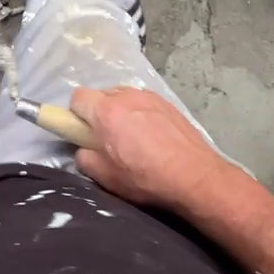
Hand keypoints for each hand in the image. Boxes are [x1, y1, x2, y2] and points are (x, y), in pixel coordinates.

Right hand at [71, 86, 232, 210]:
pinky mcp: (168, 103)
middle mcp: (126, 96)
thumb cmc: (147, 178)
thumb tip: (84, 150)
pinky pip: (143, 102)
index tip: (84, 133)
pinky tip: (153, 136)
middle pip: (100, 95)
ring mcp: (149, 97)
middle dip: (99, 113)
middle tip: (108, 139)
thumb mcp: (106, 177)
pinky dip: (140, 113)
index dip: (76, 115)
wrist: (197, 178)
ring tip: (133, 138)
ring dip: (120, 111)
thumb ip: (84, 158)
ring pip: (123, 97)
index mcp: (106, 112)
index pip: (77, 97)